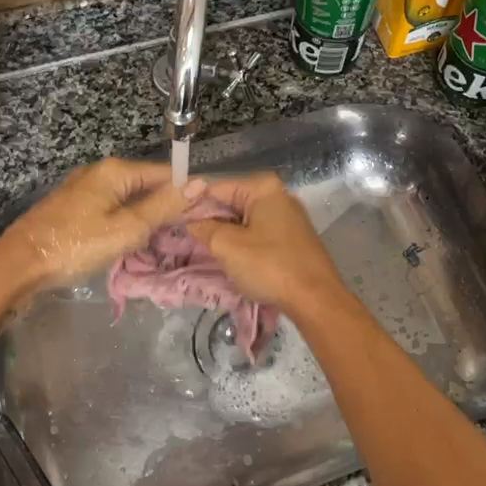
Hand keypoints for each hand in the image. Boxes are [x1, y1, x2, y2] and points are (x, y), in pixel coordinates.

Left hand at [0, 158, 203, 287]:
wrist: (18, 266)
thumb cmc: (76, 246)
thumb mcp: (128, 229)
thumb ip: (164, 207)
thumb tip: (199, 184)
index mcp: (115, 171)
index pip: (164, 173)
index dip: (185, 192)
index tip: (204, 214)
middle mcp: (99, 172)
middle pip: (145, 185)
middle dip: (164, 208)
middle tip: (183, 235)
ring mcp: (82, 190)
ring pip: (127, 200)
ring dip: (143, 219)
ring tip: (160, 243)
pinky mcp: (71, 209)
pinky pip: (109, 210)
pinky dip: (123, 224)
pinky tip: (128, 244)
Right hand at [188, 173, 348, 310]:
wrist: (315, 298)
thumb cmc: (271, 267)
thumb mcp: (228, 247)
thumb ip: (204, 228)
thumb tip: (188, 221)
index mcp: (262, 187)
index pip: (215, 188)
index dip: (190, 205)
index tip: (169, 221)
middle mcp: (276, 194)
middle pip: (229, 202)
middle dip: (207, 220)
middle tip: (180, 239)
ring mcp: (285, 215)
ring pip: (241, 219)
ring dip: (222, 234)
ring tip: (199, 250)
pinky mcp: (289, 235)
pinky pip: (255, 232)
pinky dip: (240, 242)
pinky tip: (226, 257)